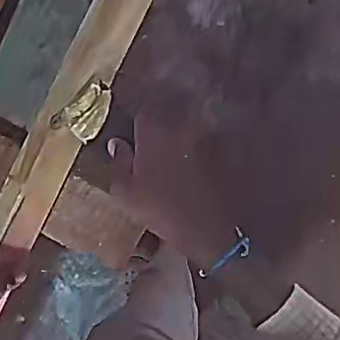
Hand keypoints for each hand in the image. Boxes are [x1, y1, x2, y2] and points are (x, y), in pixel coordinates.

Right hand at [108, 113, 291, 322]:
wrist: (206, 228)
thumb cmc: (159, 210)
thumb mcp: (125, 191)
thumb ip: (119, 162)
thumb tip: (116, 143)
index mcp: (154, 132)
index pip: (143, 110)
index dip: (136, 121)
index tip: (132, 132)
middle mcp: (181, 127)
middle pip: (168, 115)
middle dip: (159, 126)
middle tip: (151, 145)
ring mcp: (205, 138)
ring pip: (189, 129)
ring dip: (180, 138)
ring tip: (172, 159)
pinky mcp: (223, 152)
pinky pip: (206, 144)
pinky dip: (199, 151)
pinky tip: (193, 170)